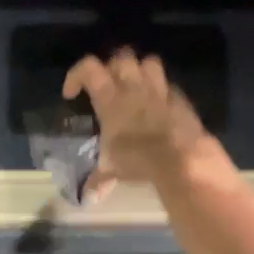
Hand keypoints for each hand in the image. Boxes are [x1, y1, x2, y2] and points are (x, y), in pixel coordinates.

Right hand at [62, 48, 213, 197]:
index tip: (71, 94)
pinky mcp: (180, 98)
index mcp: (111, 98)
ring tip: (135, 86)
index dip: (76, 74)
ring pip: (149, 61)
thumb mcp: (112, 170)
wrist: (182, 160)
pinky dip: (161, 89)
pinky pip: (168, 84)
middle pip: (121, 55)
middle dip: (112, 66)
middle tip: (108, 85)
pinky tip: (158, 104)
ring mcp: (159, 90)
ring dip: (140, 69)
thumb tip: (87, 198)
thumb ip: (98, 179)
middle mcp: (134, 87)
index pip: (88, 67)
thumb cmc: (139, 160)